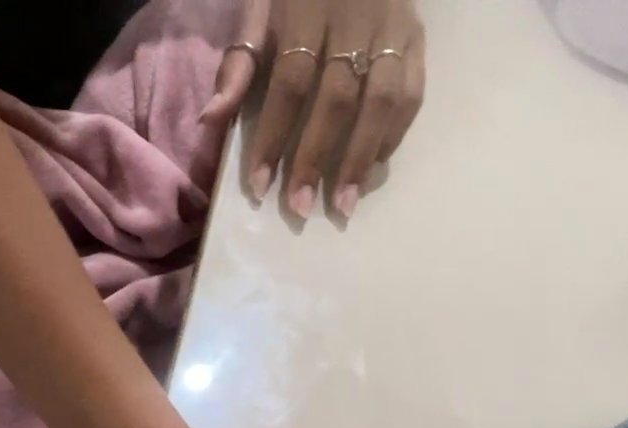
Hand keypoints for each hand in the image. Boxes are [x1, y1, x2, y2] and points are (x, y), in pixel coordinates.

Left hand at [201, 0, 426, 220]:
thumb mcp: (260, 10)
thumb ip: (239, 63)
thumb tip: (210, 119)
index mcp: (308, 12)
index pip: (290, 84)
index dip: (274, 138)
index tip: (259, 187)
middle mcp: (355, 20)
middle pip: (337, 100)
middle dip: (317, 158)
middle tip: (301, 207)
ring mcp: (393, 28)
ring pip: (382, 101)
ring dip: (362, 157)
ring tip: (345, 204)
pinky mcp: (417, 38)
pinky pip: (412, 92)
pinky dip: (394, 133)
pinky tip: (374, 165)